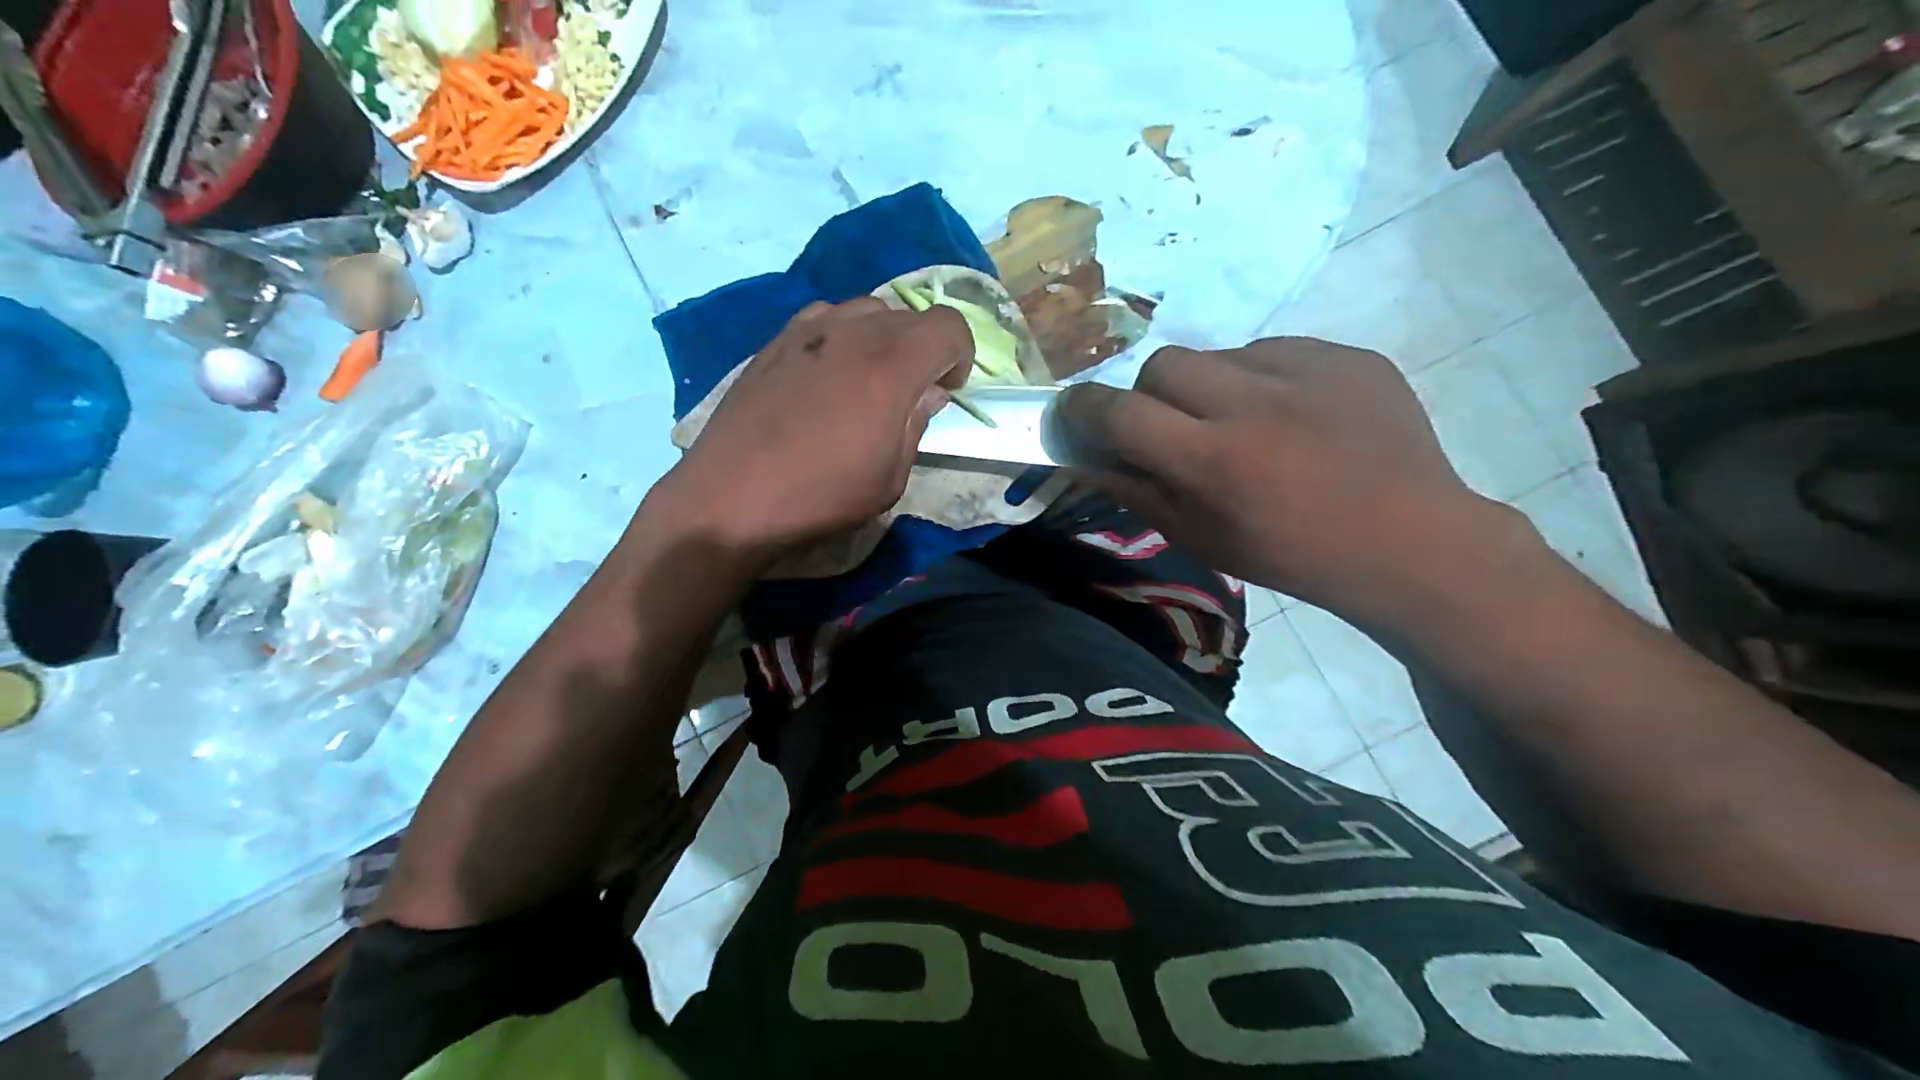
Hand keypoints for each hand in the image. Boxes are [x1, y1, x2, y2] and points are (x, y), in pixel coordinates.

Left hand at [652, 298, 971, 565]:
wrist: (730, 498)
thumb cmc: (820, 496)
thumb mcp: (890, 478)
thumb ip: (916, 424)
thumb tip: (927, 393)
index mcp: (890, 365)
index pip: (948, 325)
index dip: (959, 355)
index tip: (947, 390)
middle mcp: (852, 331)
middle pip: (908, 316)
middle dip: (923, 349)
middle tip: (910, 392)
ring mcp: (808, 330)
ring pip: (866, 310)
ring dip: (883, 338)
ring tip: (868, 380)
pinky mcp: (775, 340)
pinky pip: (825, 319)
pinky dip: (842, 337)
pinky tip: (827, 375)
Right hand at [1057, 337, 1526, 625]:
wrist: (1410, 540)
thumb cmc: (1292, 555)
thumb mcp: (1203, 539)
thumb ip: (1139, 493)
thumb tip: (1087, 458)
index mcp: (1213, 460)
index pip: (1120, 412)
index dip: (1085, 409)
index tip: (1077, 412)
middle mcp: (1253, 402)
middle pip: (1162, 365)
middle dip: (1151, 395)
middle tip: (1174, 427)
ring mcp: (1307, 370)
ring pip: (1219, 354)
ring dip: (1210, 387)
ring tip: (1245, 424)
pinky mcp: (1347, 355)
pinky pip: (1276, 351)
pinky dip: (1264, 380)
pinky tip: (1293, 416)